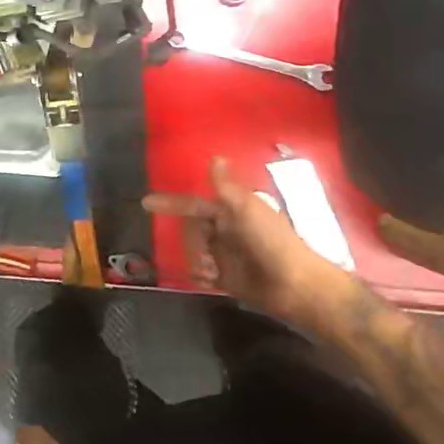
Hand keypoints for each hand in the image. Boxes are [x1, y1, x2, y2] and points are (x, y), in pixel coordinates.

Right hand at [144, 157, 353, 321]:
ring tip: (209, 271)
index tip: (146, 203)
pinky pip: (204, 274)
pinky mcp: (230, 279)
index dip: (171, 203)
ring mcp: (227, 255)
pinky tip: (207, 281)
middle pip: (193, 230)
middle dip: (192, 241)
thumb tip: (216, 157)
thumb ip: (226, 187)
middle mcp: (227, 230)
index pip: (194, 204)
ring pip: (196, 252)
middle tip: (205, 254)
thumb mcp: (247, 209)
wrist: (297, 287)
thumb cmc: (272, 242)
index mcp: (231, 211)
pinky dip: (201, 276)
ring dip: (197, 259)